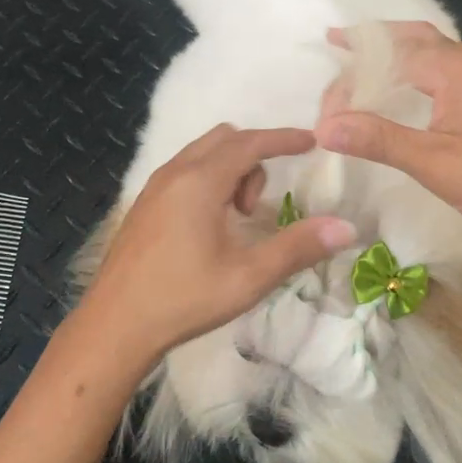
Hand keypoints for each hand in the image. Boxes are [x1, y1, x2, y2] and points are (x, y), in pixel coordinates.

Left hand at [78, 125, 357, 362]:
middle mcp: (175, 172)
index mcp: (199, 181)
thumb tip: (345, 228)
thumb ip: (297, 247)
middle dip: (253, 159)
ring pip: (202, 153)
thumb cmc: (184, 299)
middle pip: (225, 139)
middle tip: (257, 209)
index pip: (249, 143)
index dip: (283, 139)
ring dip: (229, 171)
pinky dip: (208, 180)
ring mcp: (154, 186)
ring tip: (235, 220)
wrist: (116, 324)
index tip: (312, 142)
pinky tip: (209, 227)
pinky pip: (184, 169)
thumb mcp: (248, 277)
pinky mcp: (144, 203)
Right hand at [314, 21, 461, 242]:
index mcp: (452, 67)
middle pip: (412, 35)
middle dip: (372, 39)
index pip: (385, 60)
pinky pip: (448, 64)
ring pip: (433, 48)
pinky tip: (414, 90)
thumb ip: (379, 140)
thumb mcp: (436, 163)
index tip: (326, 119)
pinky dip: (418, 65)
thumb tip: (323, 128)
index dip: (349, 84)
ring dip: (397, 50)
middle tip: (337, 43)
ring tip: (368, 62)